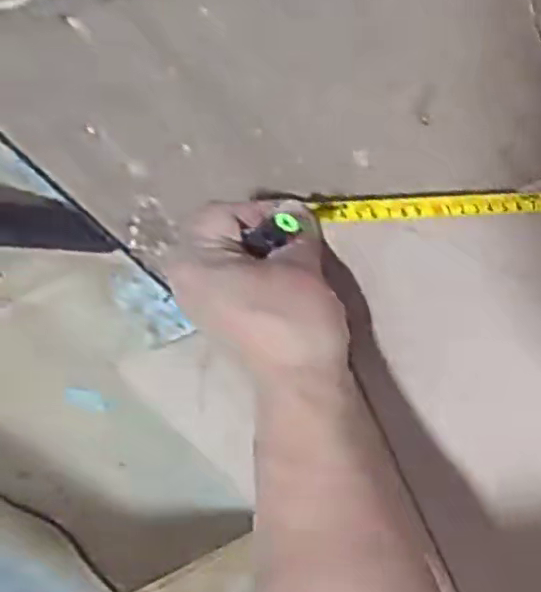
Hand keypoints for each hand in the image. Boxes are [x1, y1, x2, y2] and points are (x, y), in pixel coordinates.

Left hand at [167, 202, 351, 383]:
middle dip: (265, 237)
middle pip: (222, 238)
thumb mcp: (304, 272)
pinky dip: (263, 280)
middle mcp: (185, 275)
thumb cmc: (297, 321)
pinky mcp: (222, 321)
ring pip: (231, 264)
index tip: (305, 220)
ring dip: (266, 259)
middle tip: (305, 244)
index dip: (264, 212)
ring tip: (302, 267)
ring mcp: (200, 301)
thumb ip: (298, 239)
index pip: (221, 214)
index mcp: (193, 257)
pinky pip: (236, 286)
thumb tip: (297, 212)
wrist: (301, 379)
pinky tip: (290, 291)